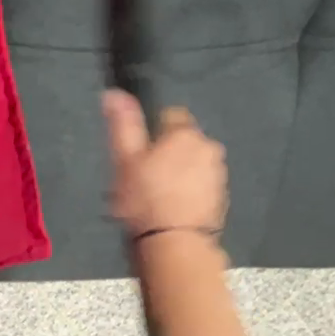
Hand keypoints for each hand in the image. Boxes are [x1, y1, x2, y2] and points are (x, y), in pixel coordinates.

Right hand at [102, 89, 227, 238]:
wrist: (173, 242)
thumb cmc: (144, 198)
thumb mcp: (124, 160)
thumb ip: (122, 125)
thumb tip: (113, 93)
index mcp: (185, 134)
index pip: (169, 116)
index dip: (151, 132)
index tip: (137, 154)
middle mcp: (208, 147)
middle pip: (182, 142)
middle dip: (166, 154)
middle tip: (141, 178)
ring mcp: (218, 173)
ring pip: (192, 164)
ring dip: (177, 173)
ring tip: (154, 197)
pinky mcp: (220, 197)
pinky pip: (199, 185)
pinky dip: (187, 192)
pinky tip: (170, 208)